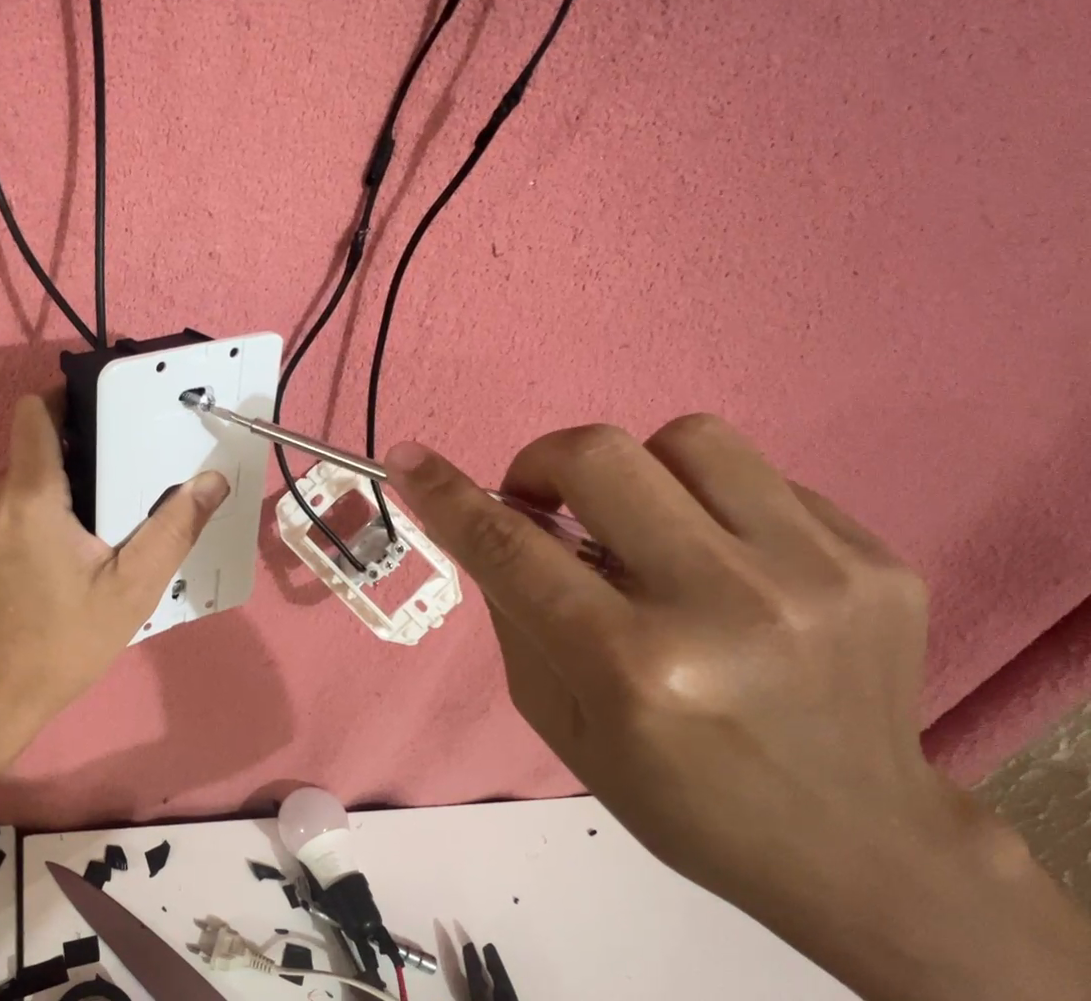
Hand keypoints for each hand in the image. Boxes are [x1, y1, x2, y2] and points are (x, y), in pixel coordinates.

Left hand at [0, 394, 228, 752]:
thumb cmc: (59, 645)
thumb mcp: (130, 591)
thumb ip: (174, 530)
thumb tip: (213, 481)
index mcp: (27, 495)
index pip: (35, 411)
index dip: (66, 401)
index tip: (100, 418)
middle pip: (31, 450)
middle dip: (72, 462)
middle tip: (112, 496)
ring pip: (12, 482)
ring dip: (47, 495)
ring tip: (83, 538)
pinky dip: (22, 518)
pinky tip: (45, 562)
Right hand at [385, 416, 965, 914]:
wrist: (858, 843)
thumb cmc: (678, 794)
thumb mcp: (561, 722)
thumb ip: (520, 613)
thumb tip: (492, 522)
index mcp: (633, 666)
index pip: (512, 549)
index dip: (448, 496)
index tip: (409, 460)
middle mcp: (723, 605)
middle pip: (601, 457)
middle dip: (543, 463)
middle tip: (543, 504)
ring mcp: (813, 575)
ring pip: (688, 439)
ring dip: (635, 472)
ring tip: (641, 525)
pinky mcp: (874, 560)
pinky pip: (760, 478)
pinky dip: (710, 505)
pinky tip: (723, 563)